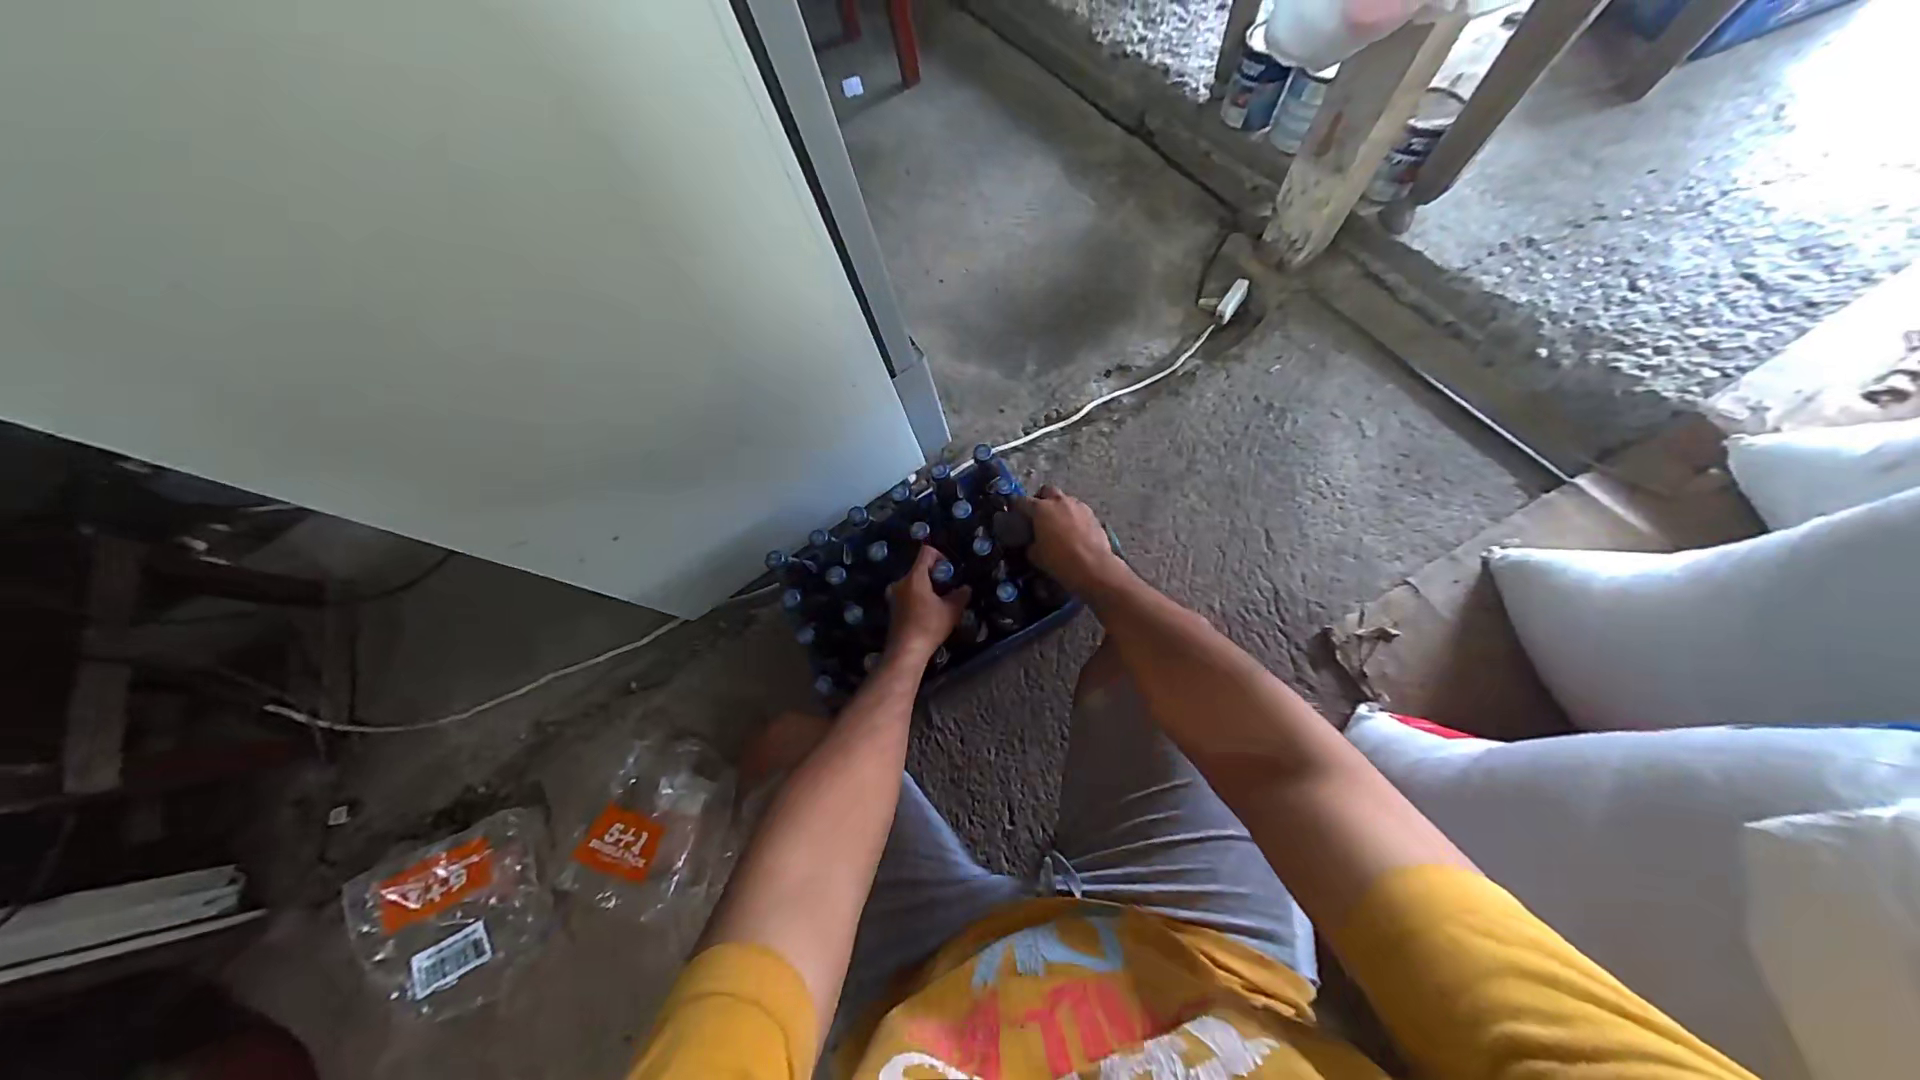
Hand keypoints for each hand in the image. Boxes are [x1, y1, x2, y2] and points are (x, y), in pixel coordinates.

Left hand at [886, 546, 969, 660]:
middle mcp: (901, 581)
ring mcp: (894, 594)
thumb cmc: (929, 627)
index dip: (941, 556)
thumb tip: (966, 588)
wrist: (905, 651)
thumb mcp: (951, 611)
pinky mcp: (893, 606)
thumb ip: (961, 595)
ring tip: (940, 602)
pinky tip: (928, 611)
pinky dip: (919, 596)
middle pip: (920, 567)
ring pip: (914, 581)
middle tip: (948, 589)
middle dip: (936, 574)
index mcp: (914, 577)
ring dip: (928, 586)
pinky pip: (909, 592)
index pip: (926, 552)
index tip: (950, 572)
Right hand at [1015, 485, 1130, 596]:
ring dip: (1059, 507)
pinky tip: (1074, 530)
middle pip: (1046, 490)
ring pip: (1065, 499)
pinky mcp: (1093, 514)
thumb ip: (1030, 544)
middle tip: (1039, 513)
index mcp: (1040, 509)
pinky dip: (1073, 516)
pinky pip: (1078, 510)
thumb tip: (1031, 542)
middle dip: (1041, 498)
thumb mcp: (1035, 555)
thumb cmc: (1059, 560)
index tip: (1014, 513)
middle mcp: (1059, 501)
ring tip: (1058, 522)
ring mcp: (1078, 506)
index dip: (1016, 507)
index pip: (1022, 501)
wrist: (1092, 566)